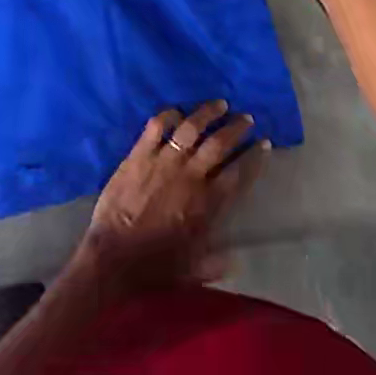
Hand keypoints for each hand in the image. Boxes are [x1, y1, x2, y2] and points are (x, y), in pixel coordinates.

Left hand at [73, 101, 269, 292]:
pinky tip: (178, 112)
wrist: (111, 259)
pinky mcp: (140, 155)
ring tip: (220, 104)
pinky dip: (169, 115)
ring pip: (192, 127)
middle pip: (220, 142)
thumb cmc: (153, 266)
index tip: (264, 143)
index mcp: (207, 202)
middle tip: (247, 118)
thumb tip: (235, 262)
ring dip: (209, 112)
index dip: (254, 155)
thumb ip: (214, 263)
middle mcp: (191, 175)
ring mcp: (164, 161)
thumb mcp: (191, 270)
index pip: (239, 171)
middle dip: (238, 127)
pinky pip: (157, 126)